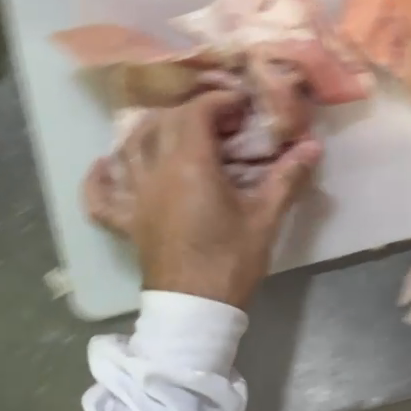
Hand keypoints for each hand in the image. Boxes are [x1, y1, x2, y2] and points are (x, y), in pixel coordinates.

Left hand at [120, 90, 321, 307]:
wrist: (196, 310)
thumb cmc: (231, 260)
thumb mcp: (265, 217)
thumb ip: (287, 176)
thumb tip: (313, 146)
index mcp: (190, 165)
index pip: (196, 112)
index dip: (219, 100)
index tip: (242, 105)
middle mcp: (156, 172)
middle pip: (164, 122)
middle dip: (192, 112)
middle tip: (221, 121)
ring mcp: (136, 197)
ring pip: (130, 148)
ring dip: (150, 130)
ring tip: (175, 130)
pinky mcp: (127, 222)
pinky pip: (101, 196)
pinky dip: (98, 178)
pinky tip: (103, 164)